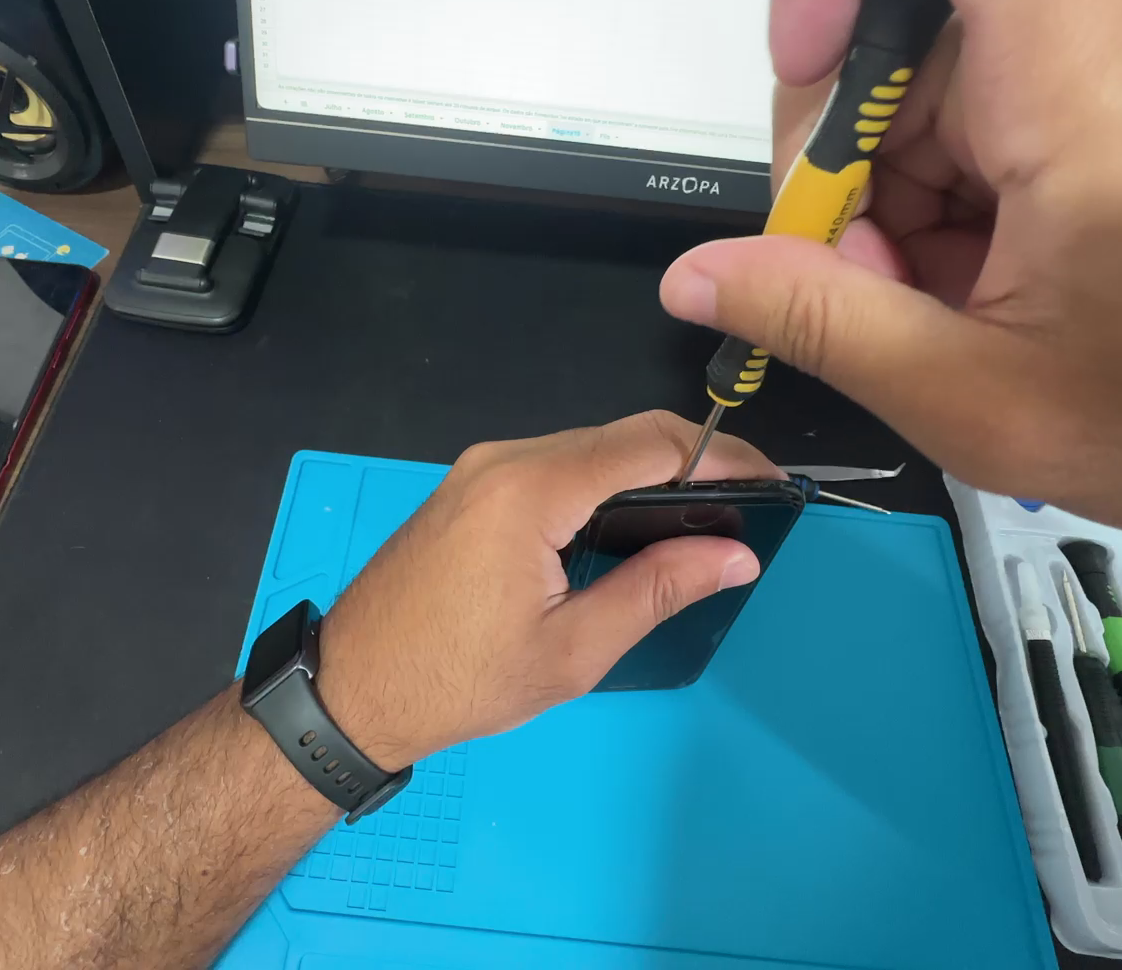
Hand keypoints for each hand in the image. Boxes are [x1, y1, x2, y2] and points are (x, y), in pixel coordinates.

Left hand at [312, 411, 780, 769]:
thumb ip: (657, 589)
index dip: (720, 453)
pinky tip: (627, 520)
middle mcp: (504, 458)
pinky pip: (552, 465)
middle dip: (689, 460)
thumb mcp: (572, 650)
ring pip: (586, 447)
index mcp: (531, 489)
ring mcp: (481, 467)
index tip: (768, 482)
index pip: (648, 442)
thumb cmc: (461, 678)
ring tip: (696, 517)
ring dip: (644, 472)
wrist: (353, 685)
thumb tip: (736, 554)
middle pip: (618, 437)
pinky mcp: (471, 484)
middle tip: (741, 505)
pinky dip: (600, 482)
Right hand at [659, 0, 1121, 571]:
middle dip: (836, 146)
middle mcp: (1121, 37)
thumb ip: (818, 325)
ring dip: (887, 195)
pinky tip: (969, 292)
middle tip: (851, 272)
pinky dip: (942, 204)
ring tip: (928, 306)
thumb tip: (696, 279)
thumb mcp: (976, 400)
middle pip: (910, 10)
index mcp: (1093, 83)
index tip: (806, 61)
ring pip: (936, 80)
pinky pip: (989, 117)